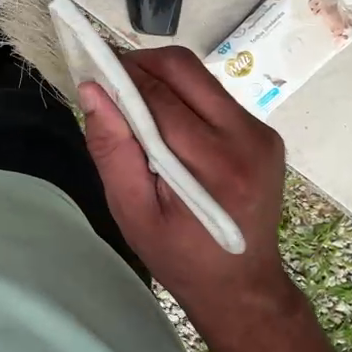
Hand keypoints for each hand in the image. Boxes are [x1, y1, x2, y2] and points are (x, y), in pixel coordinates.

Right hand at [79, 46, 294, 327]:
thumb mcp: (131, 211)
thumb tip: (91, 91)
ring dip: (159, 79)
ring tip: (130, 105)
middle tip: (108, 83)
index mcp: (215, 164)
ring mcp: (260, 133)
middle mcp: (247, 138)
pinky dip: (179, 95)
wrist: (242, 286)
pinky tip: (161, 123)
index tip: (90, 72)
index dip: (120, 76)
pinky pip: (211, 94)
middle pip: (185, 70)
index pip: (159, 95)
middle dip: (140, 65)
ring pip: (199, 76)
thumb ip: (112, 149)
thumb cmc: (178, 256)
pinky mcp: (262, 133)